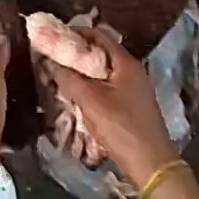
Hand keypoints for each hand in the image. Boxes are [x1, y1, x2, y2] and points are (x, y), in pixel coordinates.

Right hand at [44, 29, 175, 187]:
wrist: (151, 165)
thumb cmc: (121, 127)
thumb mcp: (89, 100)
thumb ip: (67, 77)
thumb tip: (48, 61)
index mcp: (126, 62)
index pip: (97, 34)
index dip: (74, 33)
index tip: (52, 39)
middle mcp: (132, 70)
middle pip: (99, 52)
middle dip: (74, 54)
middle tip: (51, 58)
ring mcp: (133, 88)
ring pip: (101, 71)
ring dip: (80, 72)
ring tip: (58, 76)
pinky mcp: (131, 104)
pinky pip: (106, 86)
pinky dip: (89, 86)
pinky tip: (74, 95)